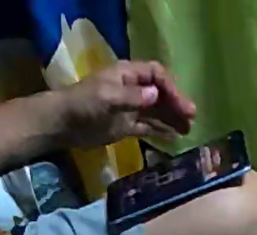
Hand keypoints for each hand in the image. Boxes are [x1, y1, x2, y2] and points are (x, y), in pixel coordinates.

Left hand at [52, 61, 195, 147]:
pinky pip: (147, 127)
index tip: (181, 103)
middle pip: (159, 94)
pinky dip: (160, 132)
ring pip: (156, 112)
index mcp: (128, 75)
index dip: (170, 87)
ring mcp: (129, 109)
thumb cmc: (84, 104)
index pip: (156, 76)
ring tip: (188, 129)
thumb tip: (155, 96)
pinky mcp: (125, 126)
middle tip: (192, 117)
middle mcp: (132, 90)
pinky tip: (173, 137)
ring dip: (171, 119)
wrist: (65, 123)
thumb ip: (132, 97)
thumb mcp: (108, 98)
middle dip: (176, 104)